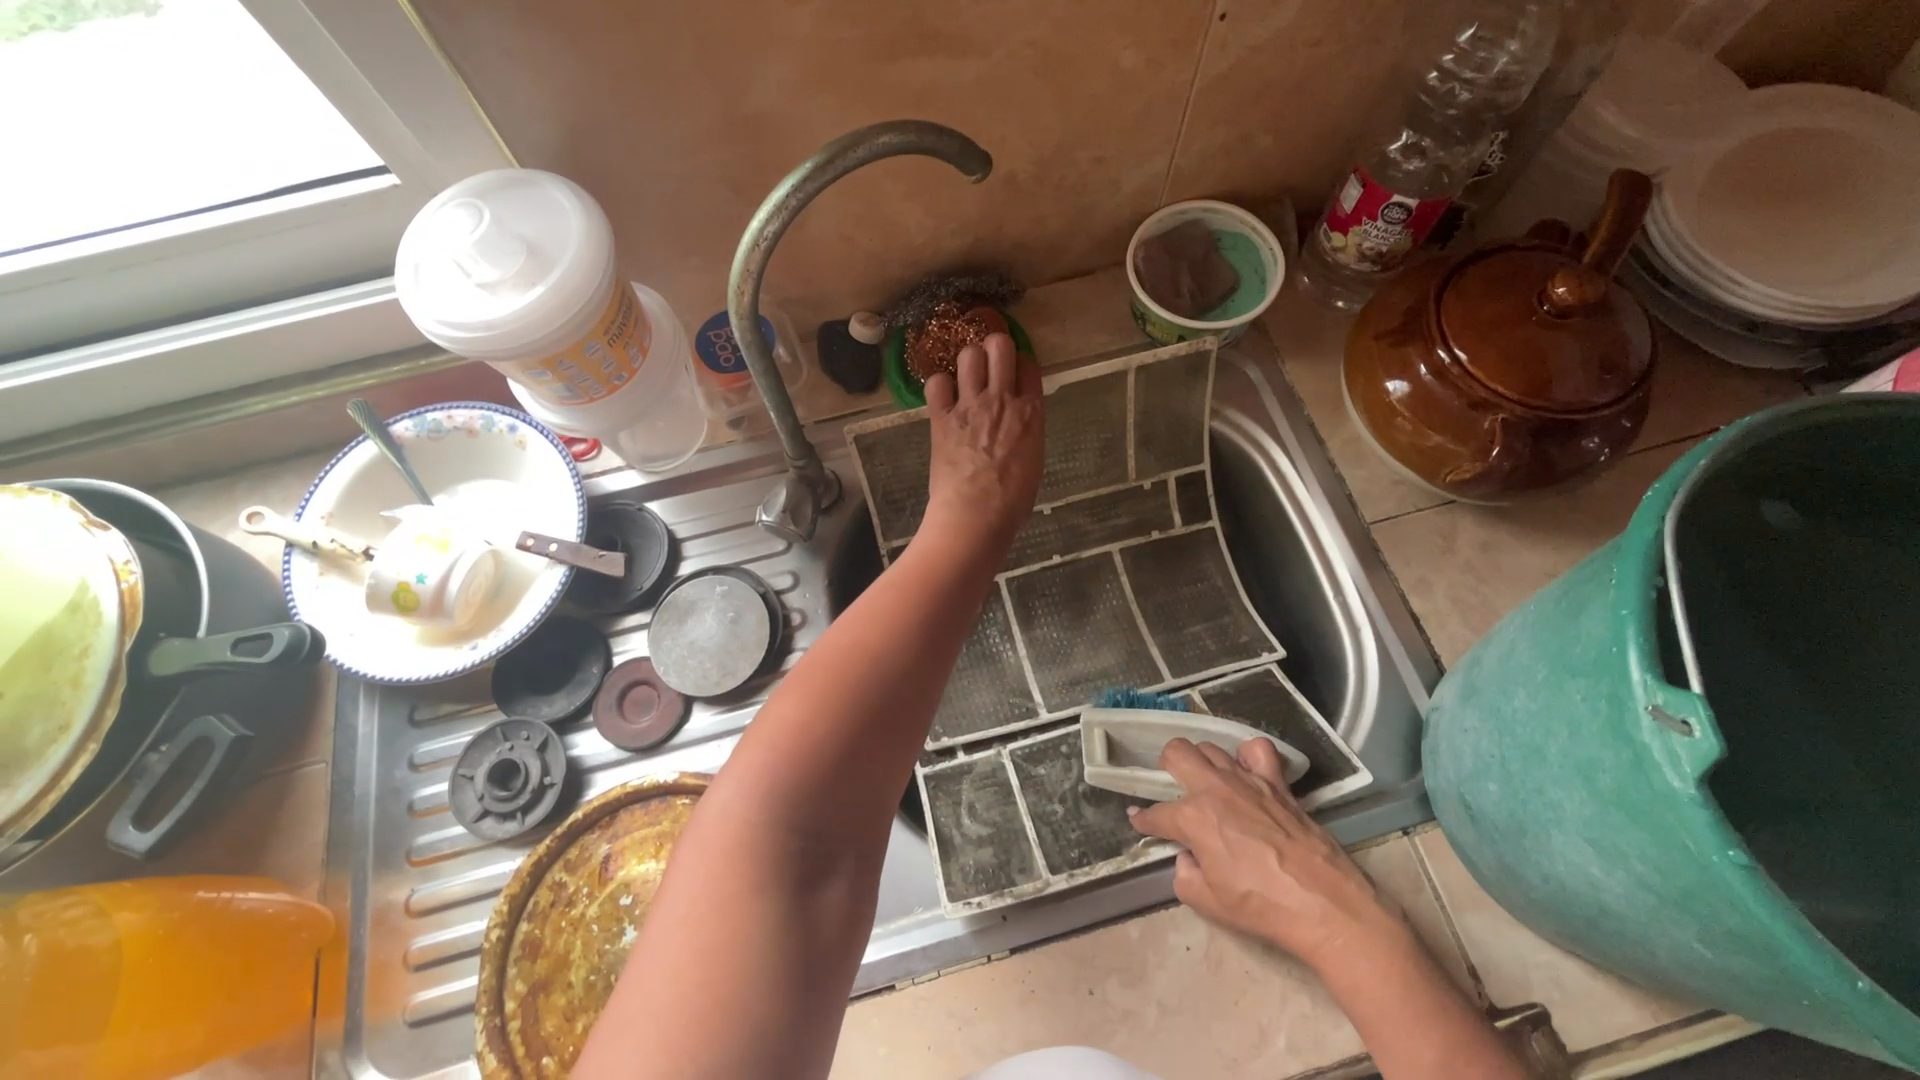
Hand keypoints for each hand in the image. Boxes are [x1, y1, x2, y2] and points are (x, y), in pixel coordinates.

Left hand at [923, 333, 1043, 549]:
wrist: (976, 516)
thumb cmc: (1012, 500)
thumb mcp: (1033, 459)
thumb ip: (1027, 430)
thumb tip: (1019, 422)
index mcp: (1031, 412)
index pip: (1029, 364)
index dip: (1020, 364)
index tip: (1014, 373)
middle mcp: (1001, 400)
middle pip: (999, 345)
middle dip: (994, 347)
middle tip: (989, 363)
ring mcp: (969, 405)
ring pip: (968, 355)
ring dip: (967, 362)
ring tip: (966, 378)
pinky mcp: (941, 417)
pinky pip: (936, 382)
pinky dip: (939, 385)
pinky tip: (943, 398)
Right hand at [1129, 738, 1405, 975]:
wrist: (1323, 905)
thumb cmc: (1260, 906)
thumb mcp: (1206, 901)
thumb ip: (1183, 873)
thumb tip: (1187, 857)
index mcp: (1192, 818)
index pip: (1155, 814)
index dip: (1143, 821)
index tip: (1139, 821)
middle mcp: (1215, 789)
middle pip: (1177, 753)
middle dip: (1166, 768)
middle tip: (1173, 788)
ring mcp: (1248, 781)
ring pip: (1211, 747)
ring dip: (1202, 762)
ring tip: (1206, 781)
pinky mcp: (1278, 784)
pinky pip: (1258, 750)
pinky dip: (1247, 756)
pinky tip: (1246, 771)